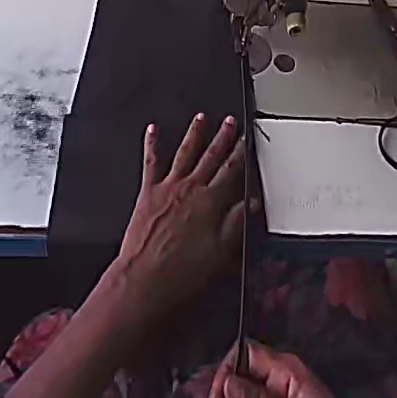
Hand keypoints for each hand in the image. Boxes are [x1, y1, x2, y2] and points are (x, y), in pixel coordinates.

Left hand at [113, 114, 246, 316]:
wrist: (144, 280)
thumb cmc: (182, 272)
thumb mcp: (221, 253)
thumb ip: (237, 223)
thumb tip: (252, 203)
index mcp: (210, 202)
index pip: (231, 170)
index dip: (241, 153)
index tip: (246, 139)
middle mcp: (190, 188)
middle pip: (211, 156)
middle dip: (222, 137)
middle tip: (230, 121)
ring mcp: (168, 187)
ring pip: (185, 152)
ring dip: (194, 134)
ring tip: (201, 118)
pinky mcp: (148, 193)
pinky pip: (151, 162)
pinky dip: (151, 144)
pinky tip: (152, 130)